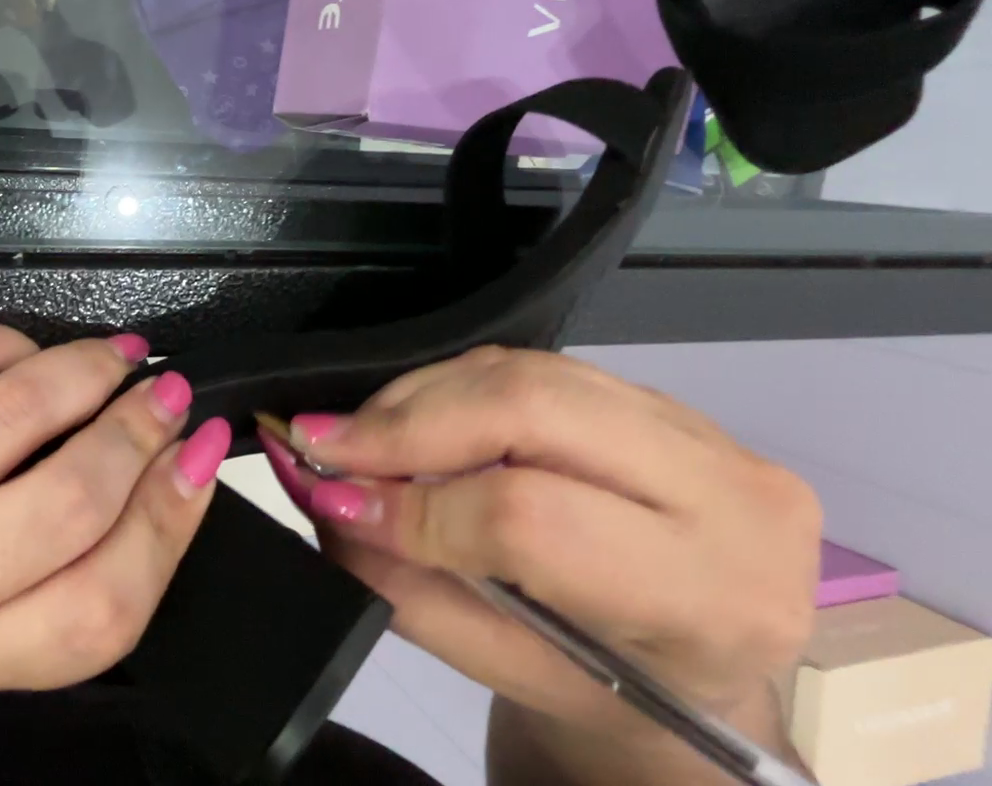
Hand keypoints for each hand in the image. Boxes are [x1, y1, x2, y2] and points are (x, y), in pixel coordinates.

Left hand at [0, 325, 229, 695]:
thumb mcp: (23, 595)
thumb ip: (114, 543)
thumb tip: (192, 453)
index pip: (103, 605)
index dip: (170, 517)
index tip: (201, 448)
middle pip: (67, 503)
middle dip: (134, 431)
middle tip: (163, 394)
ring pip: (15, 412)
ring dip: (85, 372)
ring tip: (112, 362)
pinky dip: (12, 343)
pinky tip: (28, 356)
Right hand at [264, 348, 821, 731]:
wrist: (696, 668)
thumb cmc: (598, 688)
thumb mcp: (495, 665)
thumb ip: (402, 583)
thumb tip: (322, 496)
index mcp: (710, 599)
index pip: (532, 518)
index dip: (416, 504)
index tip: (329, 495)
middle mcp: (732, 498)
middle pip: (532, 408)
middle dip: (406, 421)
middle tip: (323, 440)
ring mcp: (707, 432)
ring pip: (524, 372)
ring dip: (418, 397)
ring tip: (358, 436)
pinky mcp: (663, 400)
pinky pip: (533, 366)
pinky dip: (450, 387)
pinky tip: (412, 421)